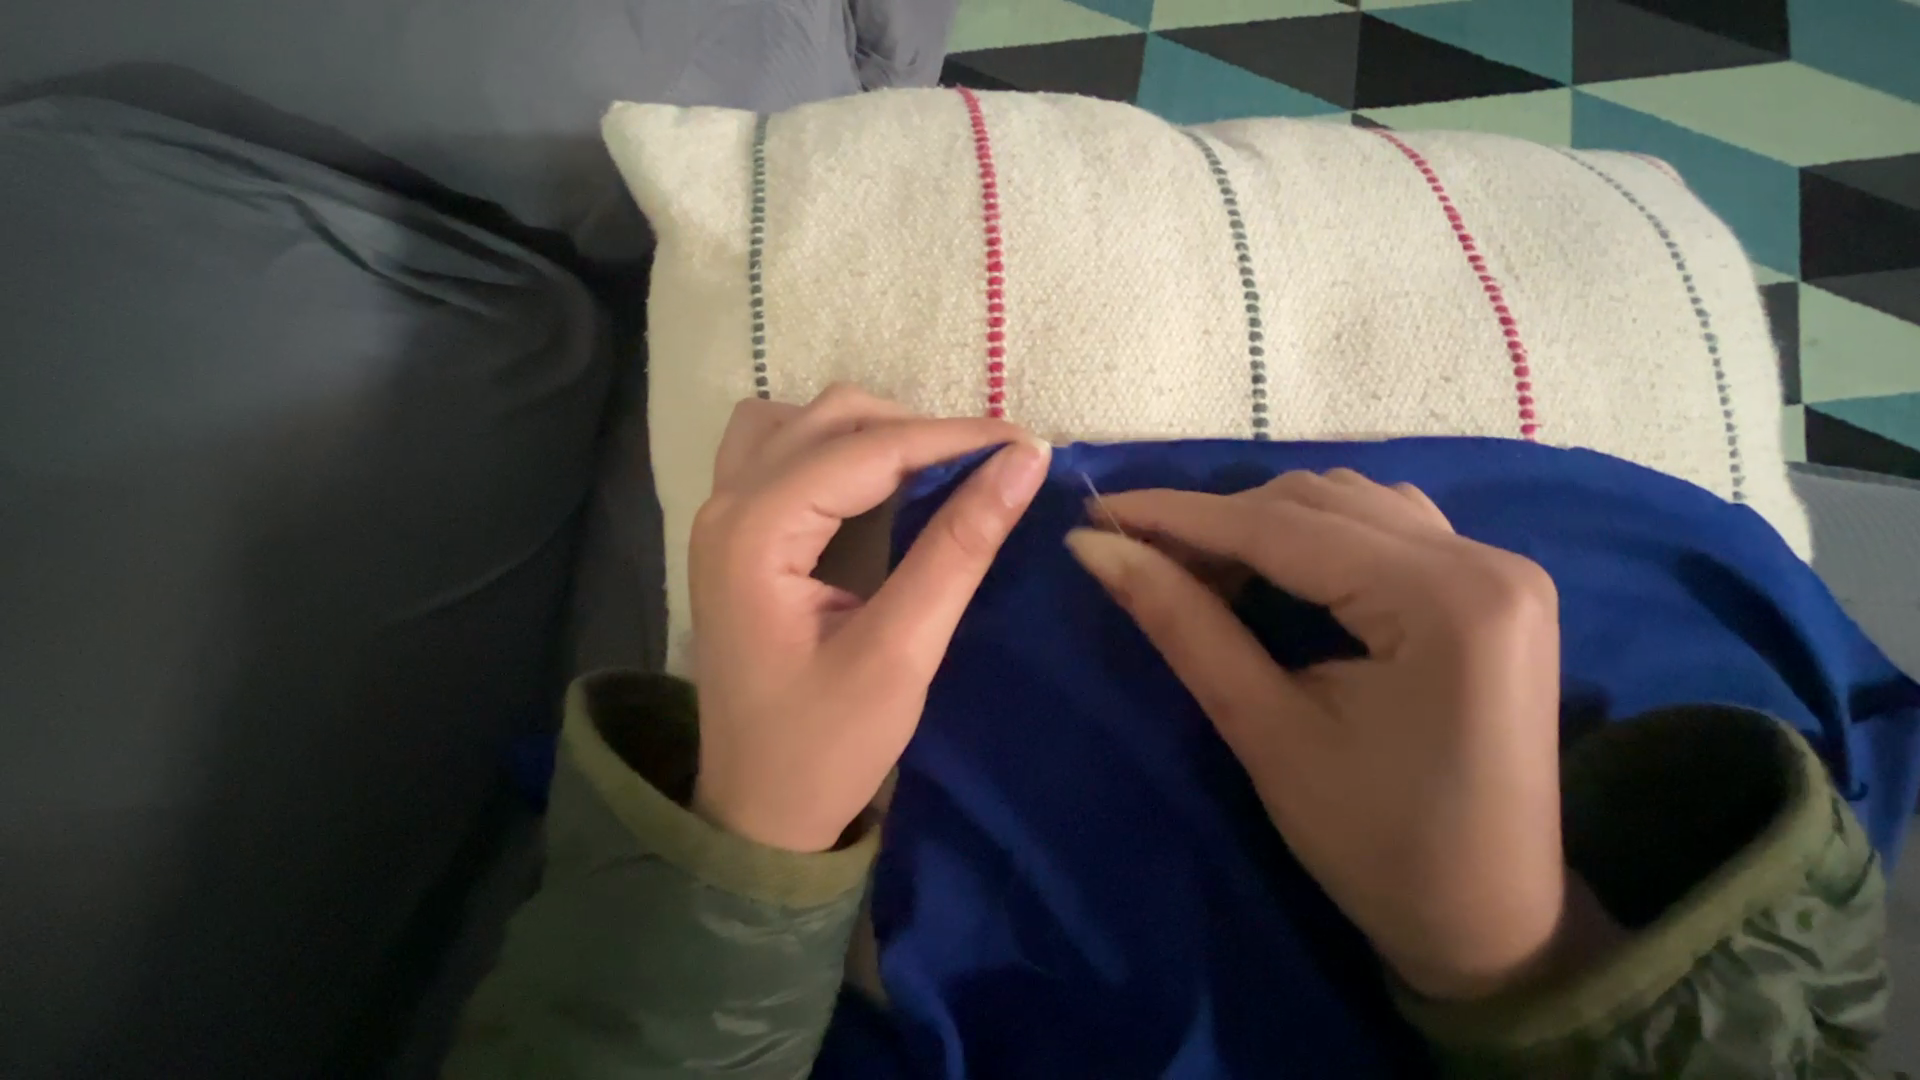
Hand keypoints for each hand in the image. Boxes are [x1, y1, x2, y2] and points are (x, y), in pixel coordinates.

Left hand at [688, 384, 1050, 852]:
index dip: (954, 439)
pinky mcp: (733, 535)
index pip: (868, 450)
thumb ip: (958, 548)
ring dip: (870, 431)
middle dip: (917, 430)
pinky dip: (833, 449)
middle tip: (989, 467)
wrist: (756, 813)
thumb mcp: (901, 652)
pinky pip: (779, 452)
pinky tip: (871, 482)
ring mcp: (720, 517)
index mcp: (754, 532)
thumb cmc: (825, 748)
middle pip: (829, 419)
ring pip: (798, 423)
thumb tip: (1023, 463)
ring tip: (932, 468)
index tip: (1027, 444)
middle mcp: (725, 505)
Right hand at [1065, 469, 1573, 1000]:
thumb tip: (1095, 550)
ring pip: (1345, 503)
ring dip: (1259, 523)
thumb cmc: (1374, 844)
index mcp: (1445, 599)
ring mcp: (1495, 567)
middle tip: (1137, 555)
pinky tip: (1270, 569)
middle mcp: (1483, 559)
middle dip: (1215, 523)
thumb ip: (1182, 624)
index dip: (1177, 516)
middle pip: (1315, 502)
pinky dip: (1310, 534)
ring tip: (1194, 567)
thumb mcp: (1264, 731)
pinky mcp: (1488, 587)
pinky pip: (1380, 524)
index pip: (1281, 526)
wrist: (1490, 923)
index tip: (1097, 513)